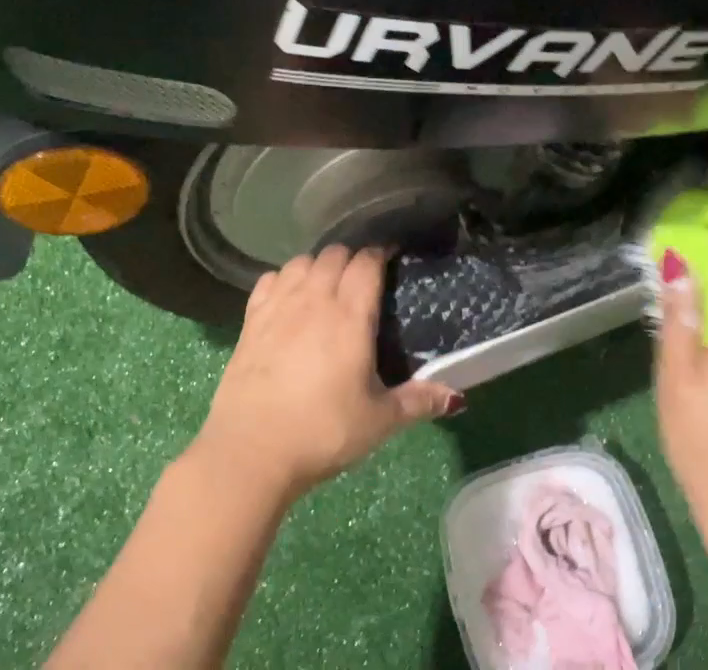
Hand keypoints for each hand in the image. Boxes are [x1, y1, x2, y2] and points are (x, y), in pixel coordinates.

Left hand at [190, 246, 462, 501]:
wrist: (251, 453)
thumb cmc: (323, 432)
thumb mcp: (380, 421)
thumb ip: (419, 401)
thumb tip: (457, 396)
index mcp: (350, 316)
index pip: (367, 262)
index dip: (381, 255)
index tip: (392, 261)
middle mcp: (313, 301)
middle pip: (334, 255)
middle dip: (351, 259)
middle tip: (363, 281)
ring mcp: (277, 308)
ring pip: (300, 261)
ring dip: (317, 265)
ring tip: (327, 286)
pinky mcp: (249, 323)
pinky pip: (270, 280)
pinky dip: (284, 279)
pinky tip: (289, 299)